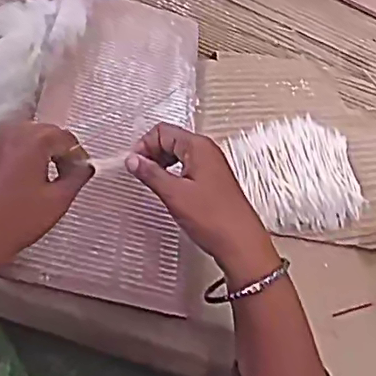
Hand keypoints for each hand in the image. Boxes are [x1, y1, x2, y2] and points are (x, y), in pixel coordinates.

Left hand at [0, 123, 91, 268]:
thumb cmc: (17, 220)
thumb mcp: (57, 201)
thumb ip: (77, 178)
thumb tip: (84, 167)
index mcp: (34, 140)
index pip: (66, 137)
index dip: (77, 155)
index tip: (80, 172)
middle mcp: (13, 133)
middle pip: (45, 132)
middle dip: (59, 150)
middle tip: (67, 174)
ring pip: (26, 136)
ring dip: (39, 151)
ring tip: (46, 177)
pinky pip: (9, 146)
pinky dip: (21, 155)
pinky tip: (23, 180)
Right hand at [125, 123, 278, 281]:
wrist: (241, 245)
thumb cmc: (217, 220)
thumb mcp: (174, 194)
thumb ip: (150, 173)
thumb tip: (134, 160)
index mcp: (198, 147)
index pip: (162, 131)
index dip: (144, 145)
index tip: (135, 162)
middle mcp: (207, 151)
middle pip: (170, 139)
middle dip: (152, 153)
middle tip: (141, 170)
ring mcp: (212, 165)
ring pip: (178, 153)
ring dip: (162, 163)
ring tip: (153, 181)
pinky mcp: (213, 179)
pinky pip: (187, 165)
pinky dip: (173, 172)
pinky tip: (170, 189)